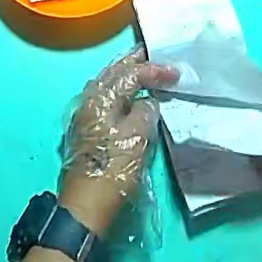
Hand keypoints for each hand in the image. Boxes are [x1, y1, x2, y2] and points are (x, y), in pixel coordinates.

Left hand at [59, 48, 178, 233]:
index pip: (130, 74)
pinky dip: (120, 90)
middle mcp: (88, 100)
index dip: (155, 70)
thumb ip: (146, 111)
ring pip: (107, 84)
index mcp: (101, 98)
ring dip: (126, 74)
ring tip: (144, 68)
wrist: (85, 209)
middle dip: (134, 61)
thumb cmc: (113, 171)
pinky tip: (129, 94)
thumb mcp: (137, 139)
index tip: (176, 74)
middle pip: (114, 72)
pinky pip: (106, 98)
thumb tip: (147, 102)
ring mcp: (84, 115)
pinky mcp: (87, 129)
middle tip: (154, 52)